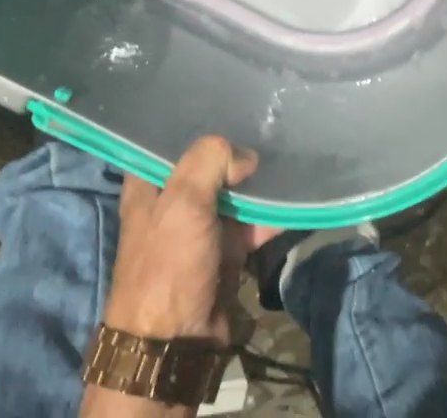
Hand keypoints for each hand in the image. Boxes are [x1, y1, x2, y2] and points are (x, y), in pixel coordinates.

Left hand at [104, 136, 281, 345]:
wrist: (176, 341)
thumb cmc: (168, 263)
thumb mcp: (183, 200)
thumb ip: (212, 160)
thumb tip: (247, 159)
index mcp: (149, 183)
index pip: (171, 138)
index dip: (200, 122)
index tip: (234, 105)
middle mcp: (173, 199)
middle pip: (210, 163)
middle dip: (239, 149)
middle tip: (274, 124)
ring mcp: (201, 226)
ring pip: (236, 191)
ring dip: (261, 181)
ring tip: (293, 153)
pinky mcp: (227, 249)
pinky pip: (254, 221)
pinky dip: (274, 212)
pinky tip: (297, 195)